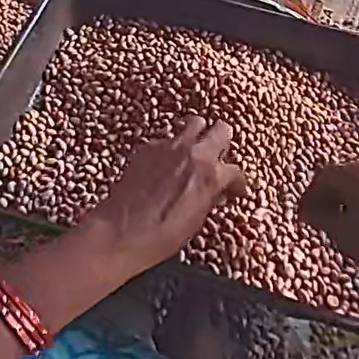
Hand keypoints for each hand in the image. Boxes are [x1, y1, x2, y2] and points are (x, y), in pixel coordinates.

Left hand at [81, 116, 246, 277]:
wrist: (122, 231)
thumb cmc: (161, 235)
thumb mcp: (197, 220)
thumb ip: (210, 197)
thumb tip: (216, 191)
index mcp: (211, 175)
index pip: (235, 171)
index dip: (236, 183)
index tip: (234, 189)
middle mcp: (194, 153)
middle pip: (221, 130)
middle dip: (222, 142)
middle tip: (218, 157)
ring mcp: (169, 146)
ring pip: (193, 124)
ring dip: (197, 135)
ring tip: (193, 151)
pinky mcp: (148, 147)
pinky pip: (167, 139)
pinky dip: (170, 148)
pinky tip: (165, 164)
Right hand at [299, 161, 358, 335]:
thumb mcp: (343, 237)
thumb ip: (321, 216)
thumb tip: (313, 213)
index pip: (326, 176)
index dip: (311, 195)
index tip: (306, 210)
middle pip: (351, 176)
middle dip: (335, 196)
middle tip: (322, 216)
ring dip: (358, 201)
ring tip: (350, 226)